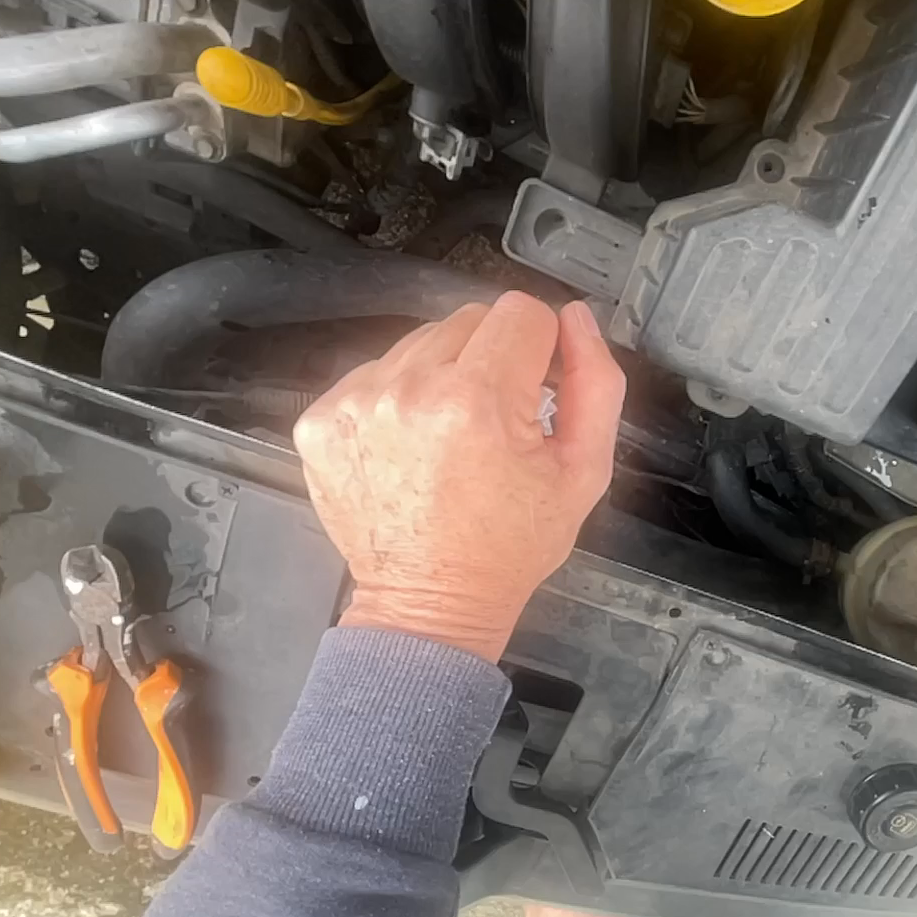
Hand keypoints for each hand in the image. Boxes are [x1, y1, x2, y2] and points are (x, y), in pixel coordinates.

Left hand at [294, 294, 625, 660]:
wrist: (431, 604)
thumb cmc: (512, 546)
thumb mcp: (584, 473)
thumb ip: (595, 385)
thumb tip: (577, 320)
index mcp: (478, 401)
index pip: (523, 312)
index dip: (545, 348)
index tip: (541, 391)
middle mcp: (408, 389)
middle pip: (470, 319)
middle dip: (497, 359)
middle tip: (500, 423)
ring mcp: (355, 402)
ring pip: (422, 341)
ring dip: (448, 375)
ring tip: (456, 437)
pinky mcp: (321, 419)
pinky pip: (378, 371)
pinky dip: (403, 396)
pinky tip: (417, 446)